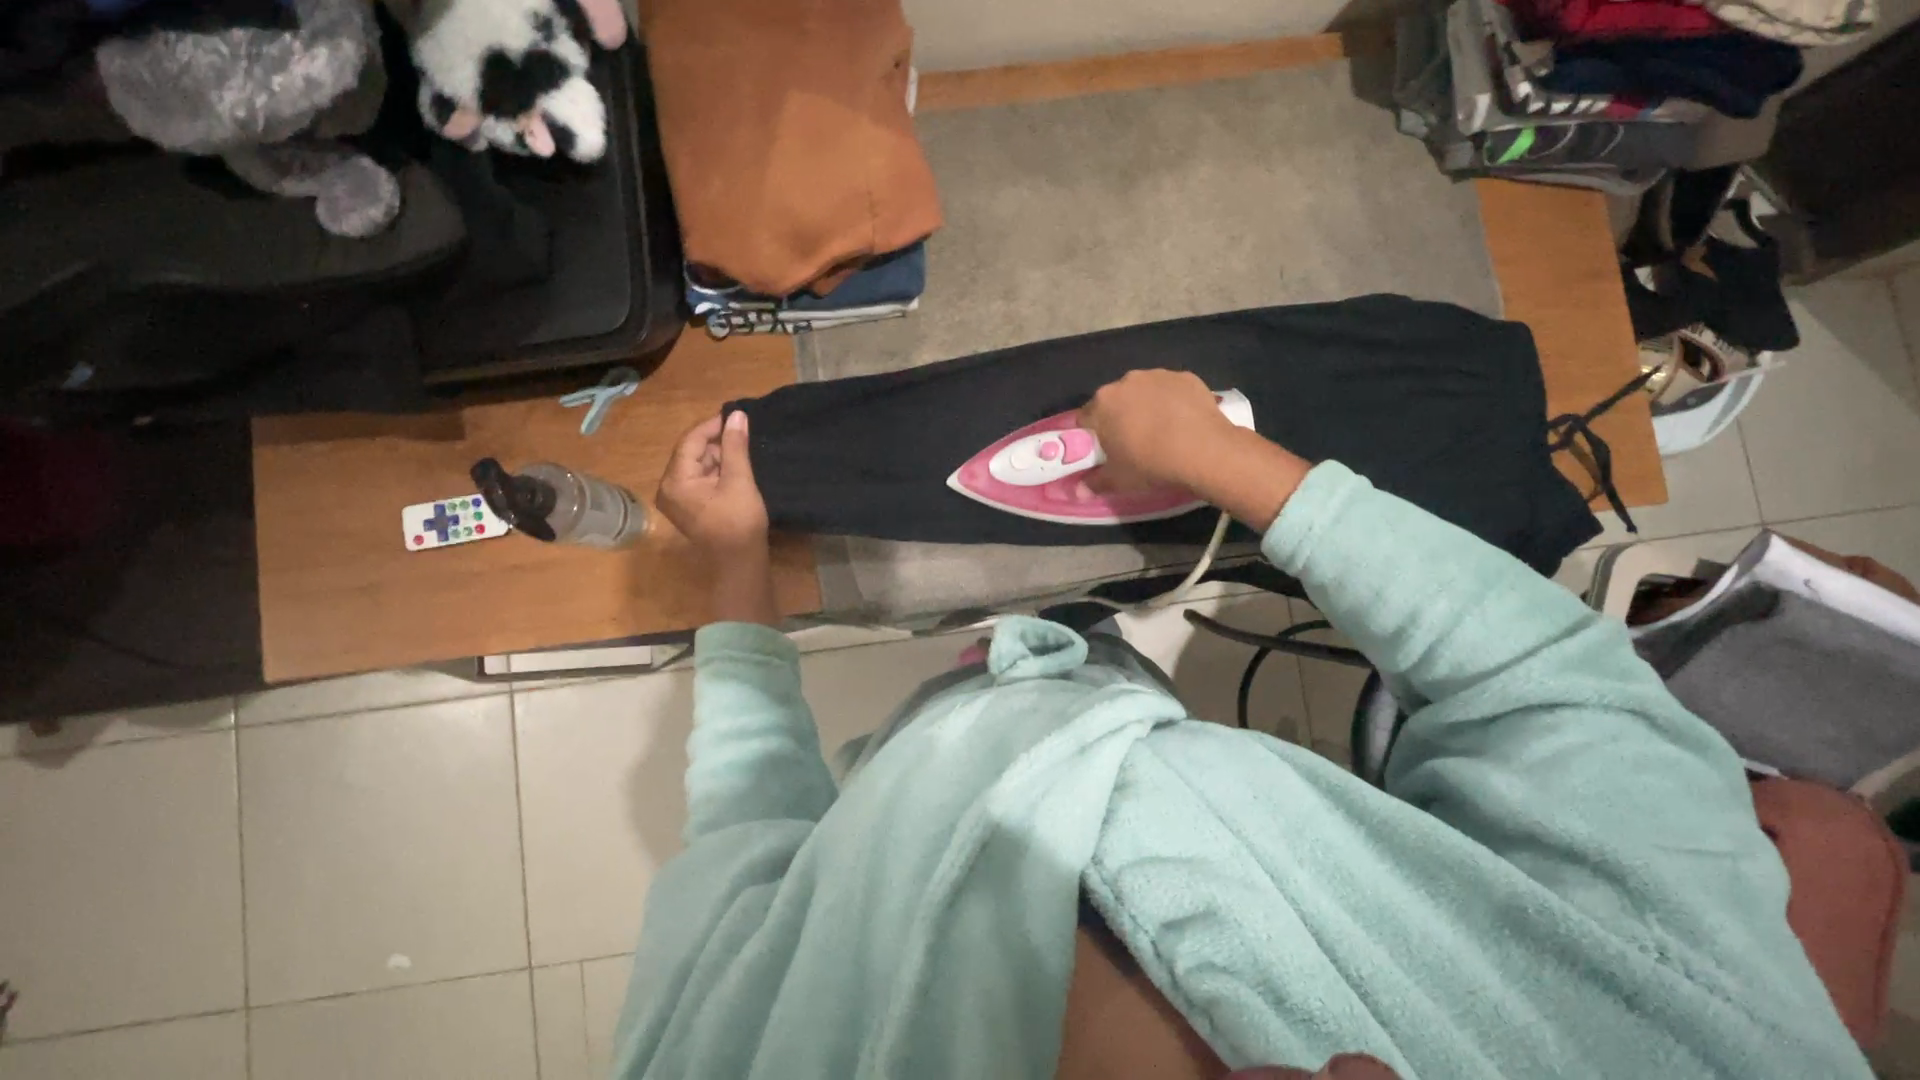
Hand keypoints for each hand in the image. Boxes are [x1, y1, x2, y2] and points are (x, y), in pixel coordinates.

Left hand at [657, 412, 768, 561]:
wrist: (740, 561)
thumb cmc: (739, 521)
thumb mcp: (739, 479)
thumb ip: (735, 445)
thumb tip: (737, 414)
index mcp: (675, 480)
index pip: (690, 441)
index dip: (713, 425)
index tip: (736, 415)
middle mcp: (668, 487)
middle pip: (691, 452)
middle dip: (716, 442)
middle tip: (742, 433)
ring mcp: (676, 499)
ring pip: (696, 465)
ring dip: (718, 457)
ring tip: (742, 451)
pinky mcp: (687, 507)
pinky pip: (698, 479)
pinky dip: (715, 471)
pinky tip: (735, 468)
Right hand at [1079, 370, 1311, 530]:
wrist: (1205, 451)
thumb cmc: (1151, 464)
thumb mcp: (1119, 480)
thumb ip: (1094, 483)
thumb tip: (1077, 492)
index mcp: (1102, 404)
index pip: (1086, 418)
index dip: (1093, 434)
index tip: (1105, 449)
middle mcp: (1125, 381)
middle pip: (1114, 400)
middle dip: (1119, 416)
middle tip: (1134, 441)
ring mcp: (1157, 375)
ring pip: (1143, 391)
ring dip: (1146, 405)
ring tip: (1163, 430)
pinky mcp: (1185, 377)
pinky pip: (1171, 389)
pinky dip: (1173, 401)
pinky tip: (1183, 421)